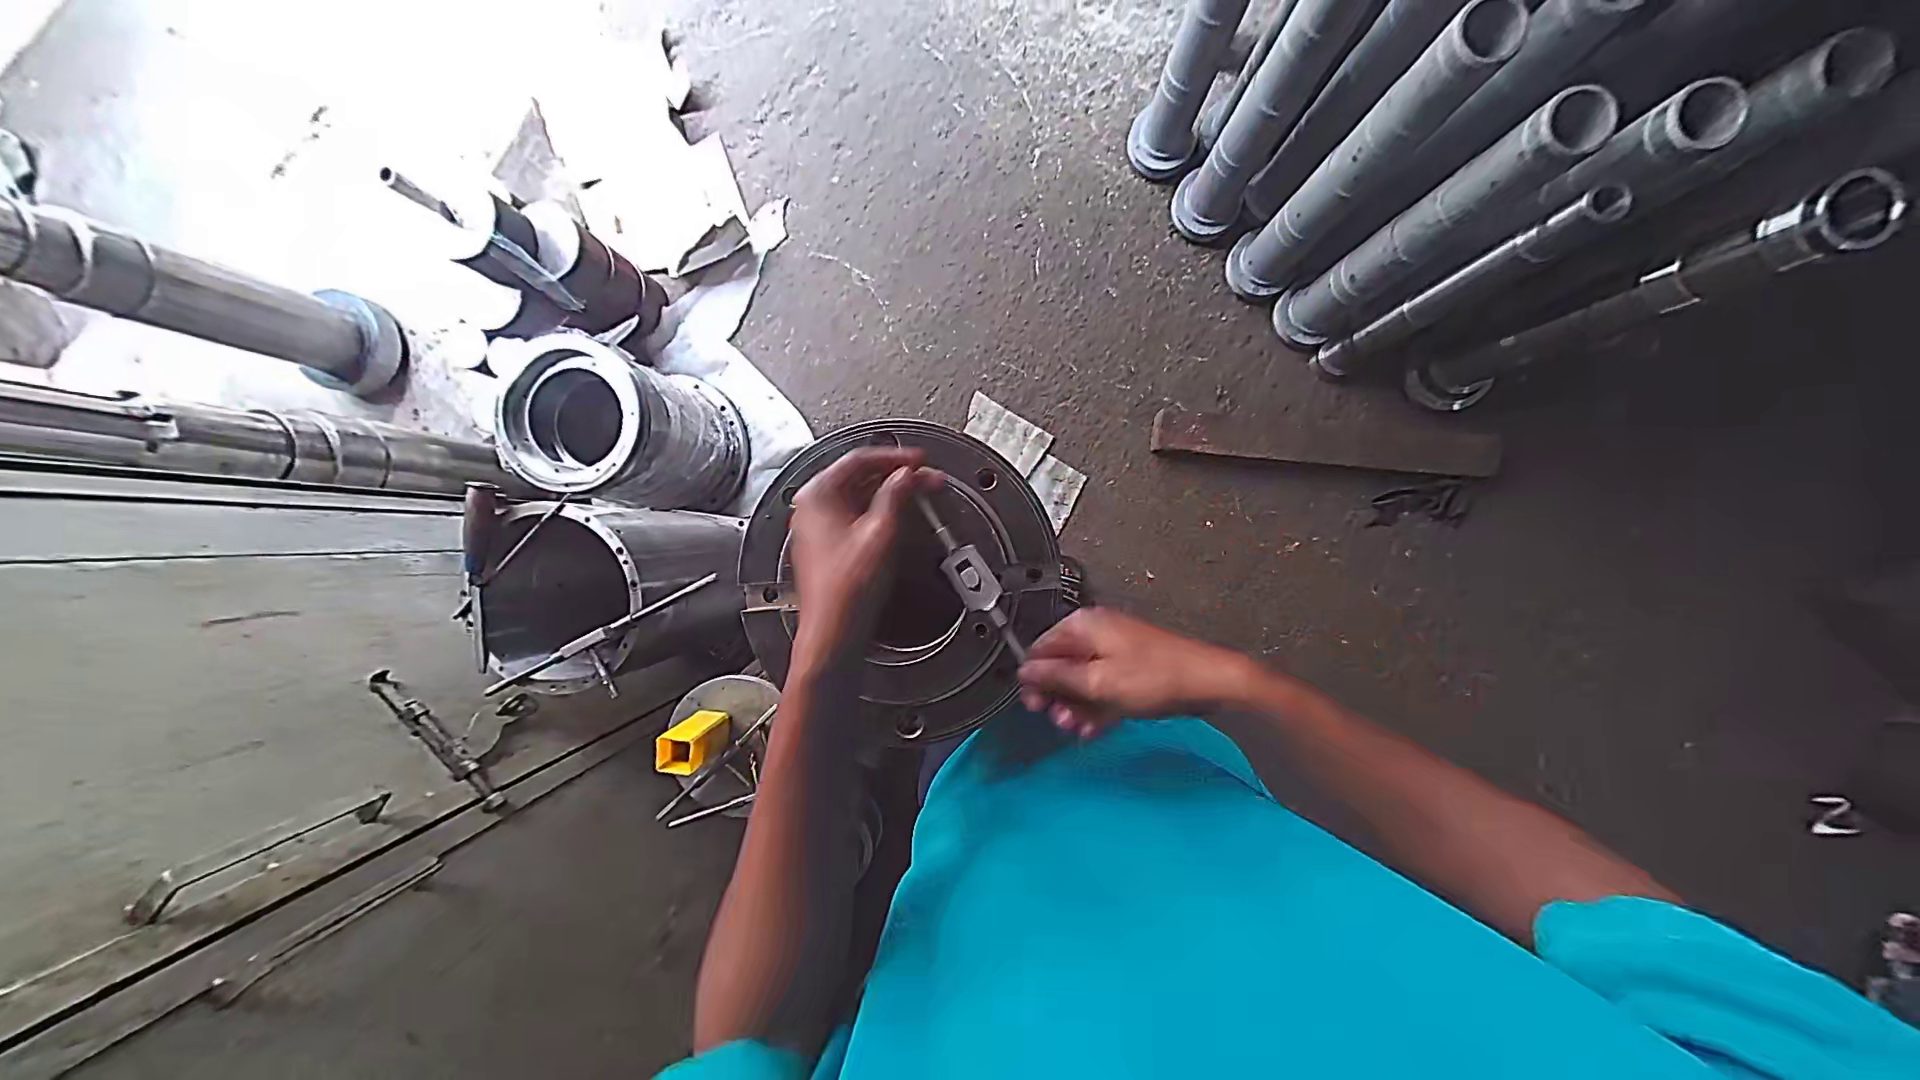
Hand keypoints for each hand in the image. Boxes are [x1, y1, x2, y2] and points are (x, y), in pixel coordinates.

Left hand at [788, 447, 941, 659]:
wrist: (834, 632)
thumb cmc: (846, 591)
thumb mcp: (881, 532)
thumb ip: (896, 495)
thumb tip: (907, 476)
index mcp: (818, 496)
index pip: (859, 459)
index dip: (894, 456)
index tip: (918, 460)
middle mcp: (813, 508)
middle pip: (859, 477)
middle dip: (896, 475)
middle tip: (926, 477)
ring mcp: (819, 528)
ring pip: (860, 496)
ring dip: (891, 493)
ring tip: (921, 493)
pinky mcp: (830, 546)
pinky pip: (857, 516)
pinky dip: (881, 511)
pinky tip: (902, 515)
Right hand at [1018, 609, 1256, 738]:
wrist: (1208, 681)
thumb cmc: (1158, 675)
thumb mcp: (1097, 682)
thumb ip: (1057, 678)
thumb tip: (1026, 672)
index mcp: (1083, 626)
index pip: (1041, 649)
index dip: (1034, 679)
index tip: (1034, 703)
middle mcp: (1096, 633)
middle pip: (1060, 666)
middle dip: (1057, 697)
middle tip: (1059, 719)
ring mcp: (1114, 650)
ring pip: (1081, 680)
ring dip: (1076, 706)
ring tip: (1079, 728)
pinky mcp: (1129, 668)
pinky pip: (1101, 687)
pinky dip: (1095, 706)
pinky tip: (1095, 727)